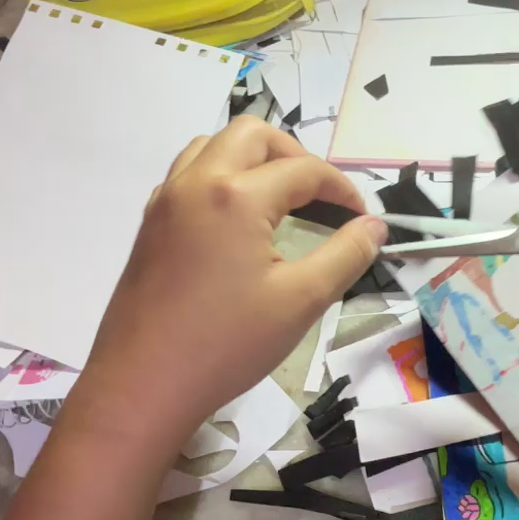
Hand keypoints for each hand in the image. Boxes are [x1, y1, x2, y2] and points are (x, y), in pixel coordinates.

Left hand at [66, 118, 385, 436]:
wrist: (143, 384)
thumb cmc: (227, 344)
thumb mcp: (301, 301)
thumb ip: (346, 255)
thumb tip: (375, 226)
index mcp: (236, 196)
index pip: (303, 170)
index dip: (342, 189)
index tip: (363, 218)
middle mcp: (196, 183)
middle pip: (253, 135)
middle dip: (296, 155)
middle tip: (321, 197)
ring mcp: (166, 201)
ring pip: (213, 146)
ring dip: (253, 159)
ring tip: (280, 200)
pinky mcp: (151, 225)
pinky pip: (189, 174)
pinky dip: (222, 177)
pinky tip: (238, 221)